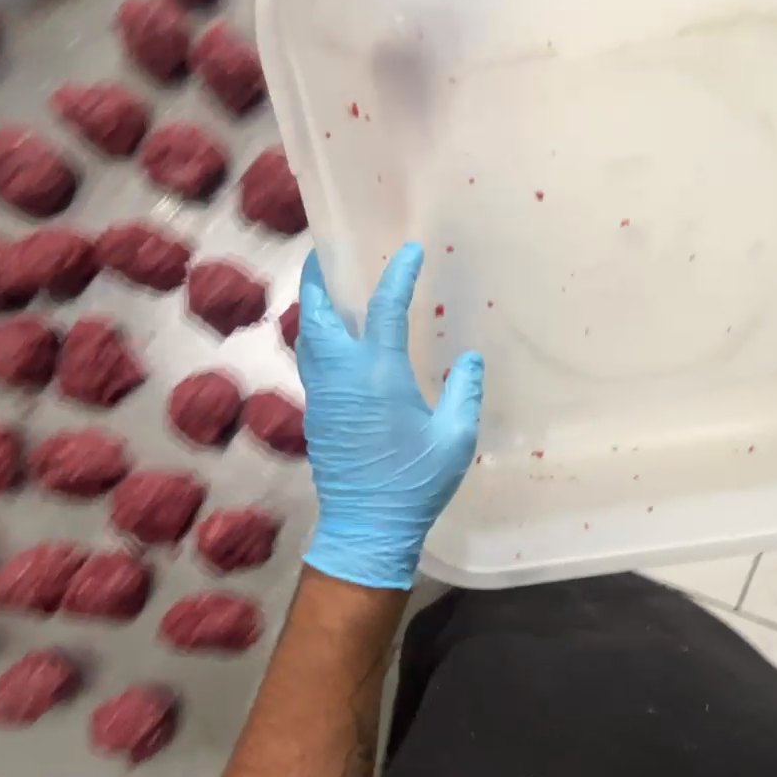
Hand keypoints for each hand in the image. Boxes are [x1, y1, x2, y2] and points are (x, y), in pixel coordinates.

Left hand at [296, 243, 484, 588]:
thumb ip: (465, 392)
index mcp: (378, 374)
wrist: (366, 525)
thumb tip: (470, 359)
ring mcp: (321, 393)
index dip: (398, 274)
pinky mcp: (315, 412)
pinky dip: (316, 334)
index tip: (410, 252)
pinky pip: (309, 359)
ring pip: (306, 333)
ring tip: (330, 287)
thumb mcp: (455, 439)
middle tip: (332, 252)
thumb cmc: (415, 482)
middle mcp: (341, 374)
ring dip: (315, 303)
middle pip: (318, 309)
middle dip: (322, 275)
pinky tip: (333, 337)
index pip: (384, 308)